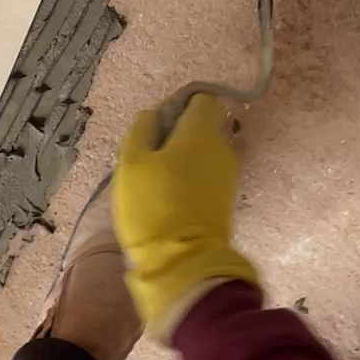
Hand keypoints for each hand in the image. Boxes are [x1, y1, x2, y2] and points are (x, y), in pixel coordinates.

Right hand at [113, 93, 259, 340]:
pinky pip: (207, 173)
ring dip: (182, 156)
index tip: (158, 121)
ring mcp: (228, 175)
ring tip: (155, 175)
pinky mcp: (225, 199)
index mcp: (202, 132)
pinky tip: (168, 193)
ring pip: (205, 151)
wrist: (181, 261)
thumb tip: (153, 115)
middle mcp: (223, 148)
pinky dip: (190, 175)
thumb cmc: (152, 205)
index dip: (179, 104)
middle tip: (149, 151)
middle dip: (178, 131)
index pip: (202, 99)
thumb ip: (142, 130)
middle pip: (204, 125)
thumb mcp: (132, 162)